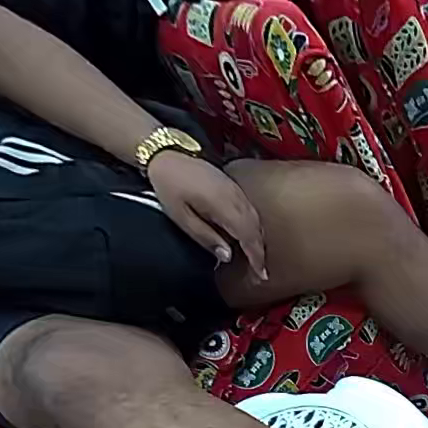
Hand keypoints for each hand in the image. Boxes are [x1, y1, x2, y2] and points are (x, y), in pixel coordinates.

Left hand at [147, 150, 268, 280]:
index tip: (261, 275)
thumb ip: (205, 237)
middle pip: (256, 231)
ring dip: (258, 241)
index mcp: (224, 207)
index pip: (248, 237)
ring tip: (256, 257)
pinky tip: (250, 236)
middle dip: (260, 253)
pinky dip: (254, 228)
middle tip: (260, 272)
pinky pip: (252, 212)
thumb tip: (228, 256)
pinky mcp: (235, 187)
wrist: (167, 152)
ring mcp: (237, 191)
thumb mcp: (181, 216)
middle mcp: (236, 199)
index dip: (256, 258)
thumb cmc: (170, 185)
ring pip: (257, 221)